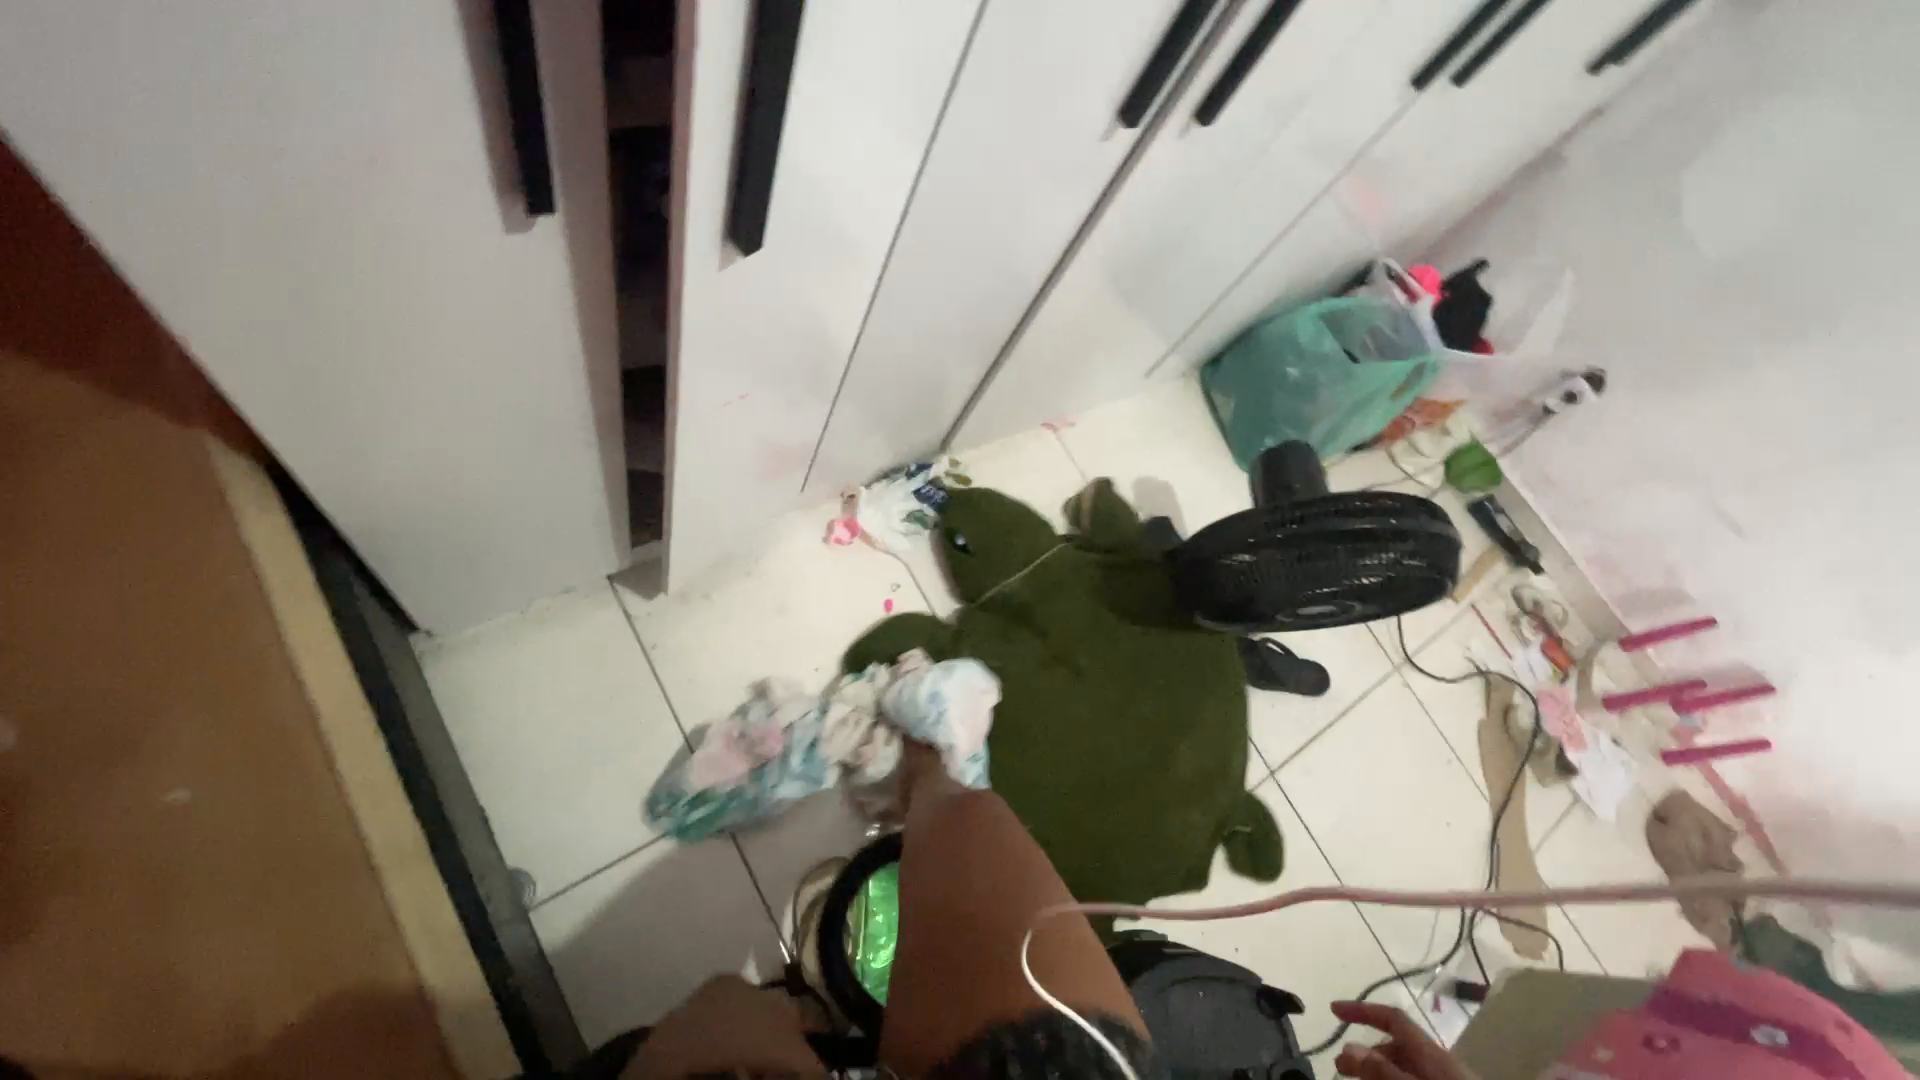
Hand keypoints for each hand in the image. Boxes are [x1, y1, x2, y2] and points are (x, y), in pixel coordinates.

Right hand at [1330, 1001, 1473, 1079]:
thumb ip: (1384, 1072)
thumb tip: (1350, 1048)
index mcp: (1432, 1054)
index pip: (1393, 1018)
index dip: (1362, 1010)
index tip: (1334, 1011)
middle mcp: (1439, 1066)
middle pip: (1395, 1048)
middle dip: (1365, 1055)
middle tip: (1339, 1069)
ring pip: (1403, 1071)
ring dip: (1378, 1075)